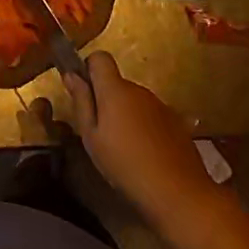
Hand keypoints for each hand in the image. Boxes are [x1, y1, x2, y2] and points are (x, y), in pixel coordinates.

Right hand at [64, 52, 216, 213]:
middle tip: (98, 132)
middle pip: (117, 83)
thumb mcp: (91, 136)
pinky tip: (143, 153)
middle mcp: (139, 90)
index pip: (100, 58)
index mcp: (115, 90)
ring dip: (124, 115)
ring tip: (121, 148)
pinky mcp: (176, 122)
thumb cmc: (123, 163)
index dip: (88, 69)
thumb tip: (71, 74)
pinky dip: (143, 127)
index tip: (83, 93)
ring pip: (134, 100)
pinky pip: (151, 116)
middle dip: (105, 99)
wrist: (177, 191)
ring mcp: (161, 105)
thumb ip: (81, 101)